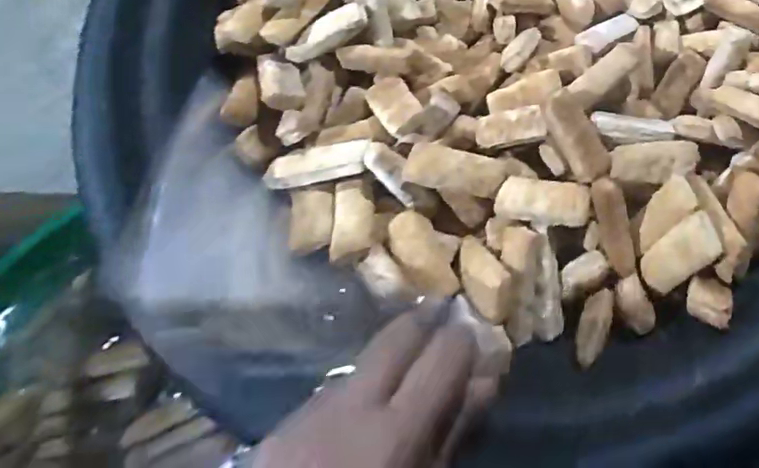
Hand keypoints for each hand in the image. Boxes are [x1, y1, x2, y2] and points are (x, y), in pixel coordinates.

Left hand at [255, 306, 499, 467]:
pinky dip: (348, 398)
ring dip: (383, 365)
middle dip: (426, 323)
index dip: (464, 342)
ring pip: (359, 362)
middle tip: (441, 326)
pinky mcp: (272, 433)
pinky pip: (325, 395)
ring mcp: (307, 416)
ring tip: (394, 385)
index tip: (472, 345)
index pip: (448, 350)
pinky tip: (349, 425)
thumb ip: (455, 435)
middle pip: (399, 333)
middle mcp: (351, 408)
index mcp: (396, 433)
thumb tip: (486, 380)